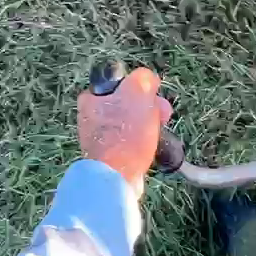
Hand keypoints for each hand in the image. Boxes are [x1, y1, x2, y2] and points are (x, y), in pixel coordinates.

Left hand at [77, 68, 173, 189]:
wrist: (117, 177)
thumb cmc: (126, 132)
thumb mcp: (137, 92)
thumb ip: (143, 78)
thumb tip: (148, 78)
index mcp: (91, 97)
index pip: (122, 84)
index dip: (142, 89)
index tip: (155, 96)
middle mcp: (91, 116)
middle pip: (128, 103)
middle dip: (150, 107)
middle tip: (164, 114)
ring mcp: (100, 137)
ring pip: (131, 123)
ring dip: (150, 125)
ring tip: (161, 133)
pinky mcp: (110, 156)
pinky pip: (130, 142)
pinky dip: (143, 143)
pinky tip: (153, 147)